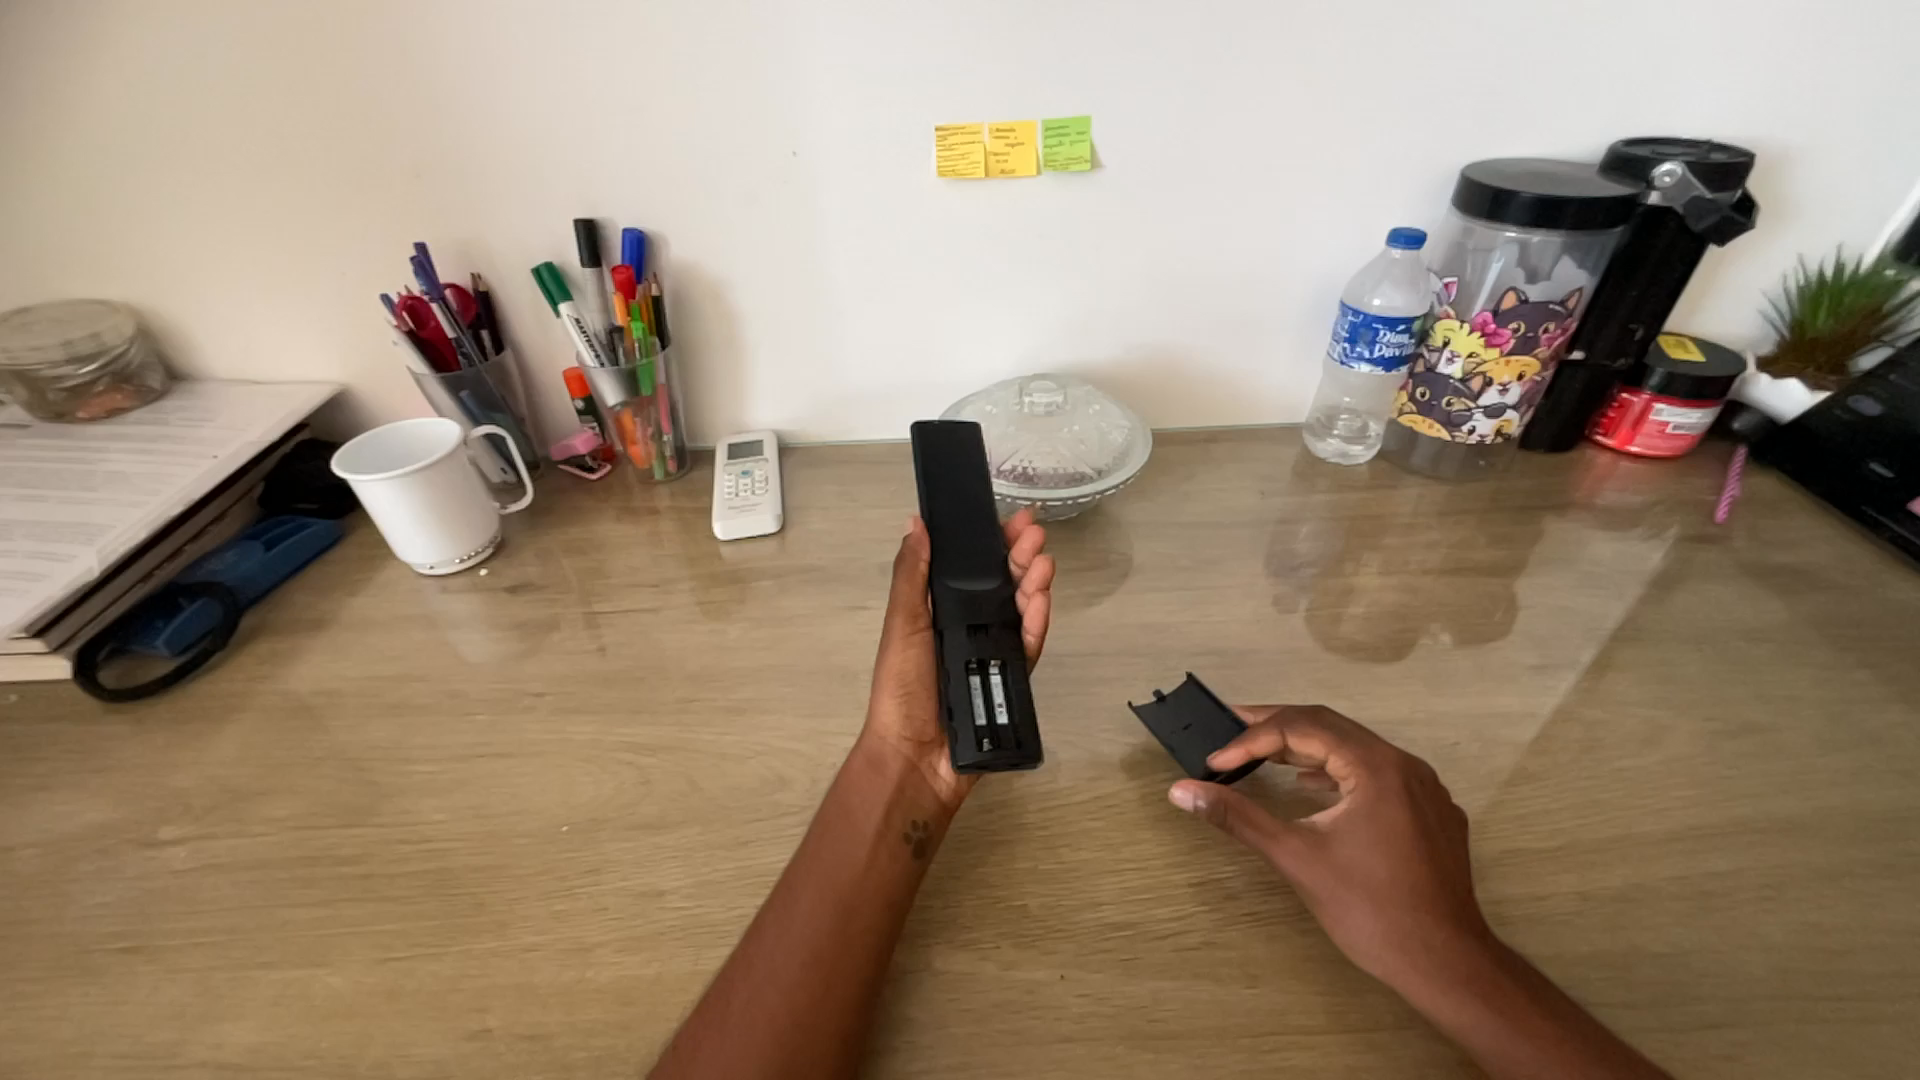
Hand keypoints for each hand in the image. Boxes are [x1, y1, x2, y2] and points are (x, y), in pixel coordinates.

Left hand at [862, 508, 1054, 811]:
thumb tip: (915, 523)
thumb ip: (911, 574)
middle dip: (1019, 554)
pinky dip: (1037, 620)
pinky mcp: (1012, 677)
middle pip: (1002, 583)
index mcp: (940, 610)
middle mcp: (969, 625)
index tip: (1010, 518)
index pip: (971, 568)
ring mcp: (993, 651)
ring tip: (1043, 559)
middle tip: (1035, 530)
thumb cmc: (902, 685)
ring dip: (1034, 581)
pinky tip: (1043, 597)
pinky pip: (1028, 644)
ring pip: (1021, 609)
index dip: (991, 542)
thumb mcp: (902, 623)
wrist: (916, 755)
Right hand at [1167, 706, 1492, 991]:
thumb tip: (1182, 791)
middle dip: (1275, 726)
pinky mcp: (1431, 812)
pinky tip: (1310, 785)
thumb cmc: (1369, 909)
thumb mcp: (1295, 857)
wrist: (1448, 966)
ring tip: (1261, 752)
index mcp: (1375, 766)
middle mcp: (1404, 764)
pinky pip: (1375, 770)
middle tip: (1228, 727)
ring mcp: (1424, 787)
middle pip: (1329, 725)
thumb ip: (1237, 816)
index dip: (1250, 741)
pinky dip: (1334, 768)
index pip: (1301, 729)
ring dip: (1304, 745)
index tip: (1215, 761)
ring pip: (1353, 746)